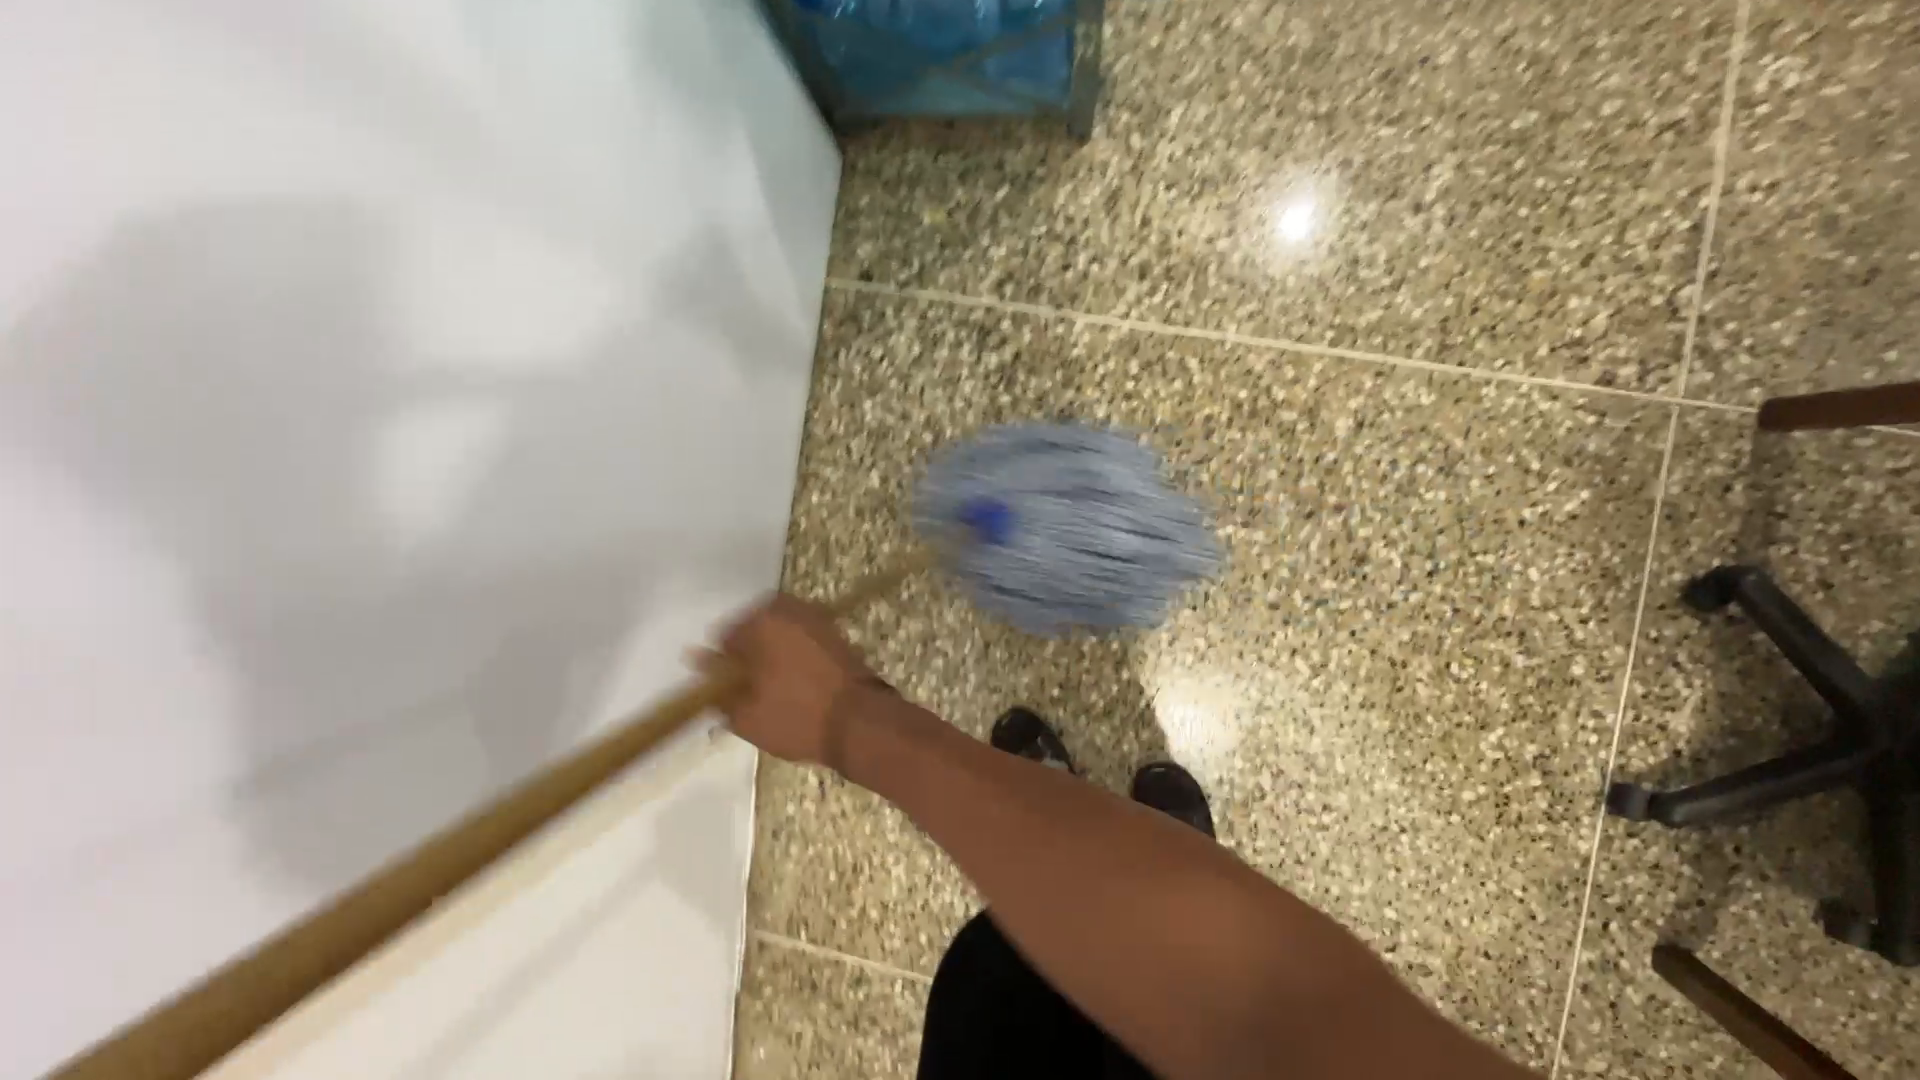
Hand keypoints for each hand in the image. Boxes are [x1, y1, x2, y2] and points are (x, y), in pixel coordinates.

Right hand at [697, 593, 876, 768]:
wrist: (859, 723)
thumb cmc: (794, 716)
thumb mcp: (742, 715)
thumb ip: (715, 688)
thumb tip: (698, 663)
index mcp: (759, 619)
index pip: (724, 638)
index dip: (723, 667)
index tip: (731, 692)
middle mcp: (788, 608)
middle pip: (754, 630)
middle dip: (750, 655)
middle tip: (753, 691)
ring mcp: (817, 618)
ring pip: (780, 634)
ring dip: (773, 654)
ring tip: (775, 691)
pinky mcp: (837, 634)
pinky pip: (802, 640)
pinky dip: (795, 657)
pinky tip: (797, 684)